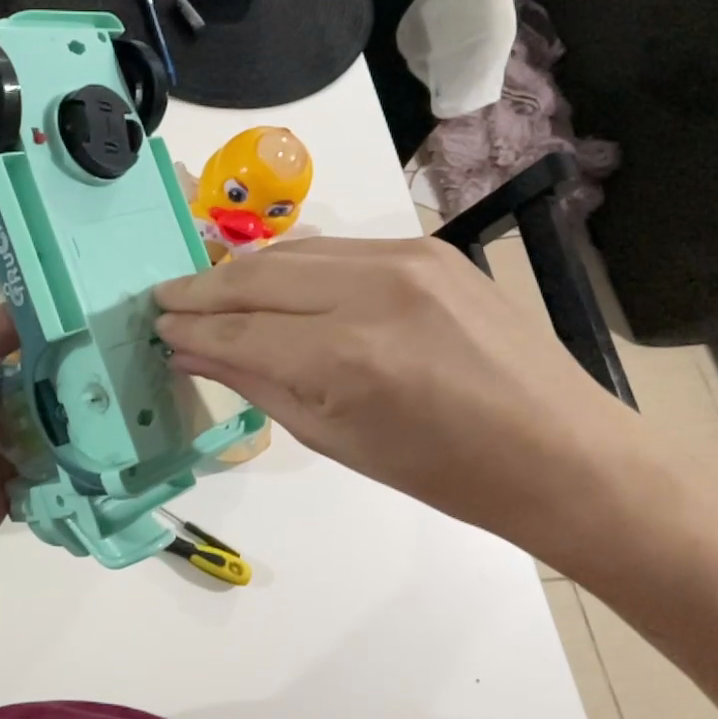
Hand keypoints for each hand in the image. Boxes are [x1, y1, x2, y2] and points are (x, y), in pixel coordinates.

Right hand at [154, 236, 655, 552]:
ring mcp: (404, 259)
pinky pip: (336, 247)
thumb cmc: (441, 471)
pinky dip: (293, 263)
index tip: (156, 326)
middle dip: (200, 290)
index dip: (189, 328)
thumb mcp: (333, 438)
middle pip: (254, 277)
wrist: (560, 452)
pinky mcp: (427, 248)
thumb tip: (189, 351)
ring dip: (242, 271)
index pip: (237, 329)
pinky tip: (273, 281)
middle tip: (164, 300)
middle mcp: (370, 292)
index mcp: (345, 356)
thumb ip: (254, 382)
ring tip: (208, 290)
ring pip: (291, 251)